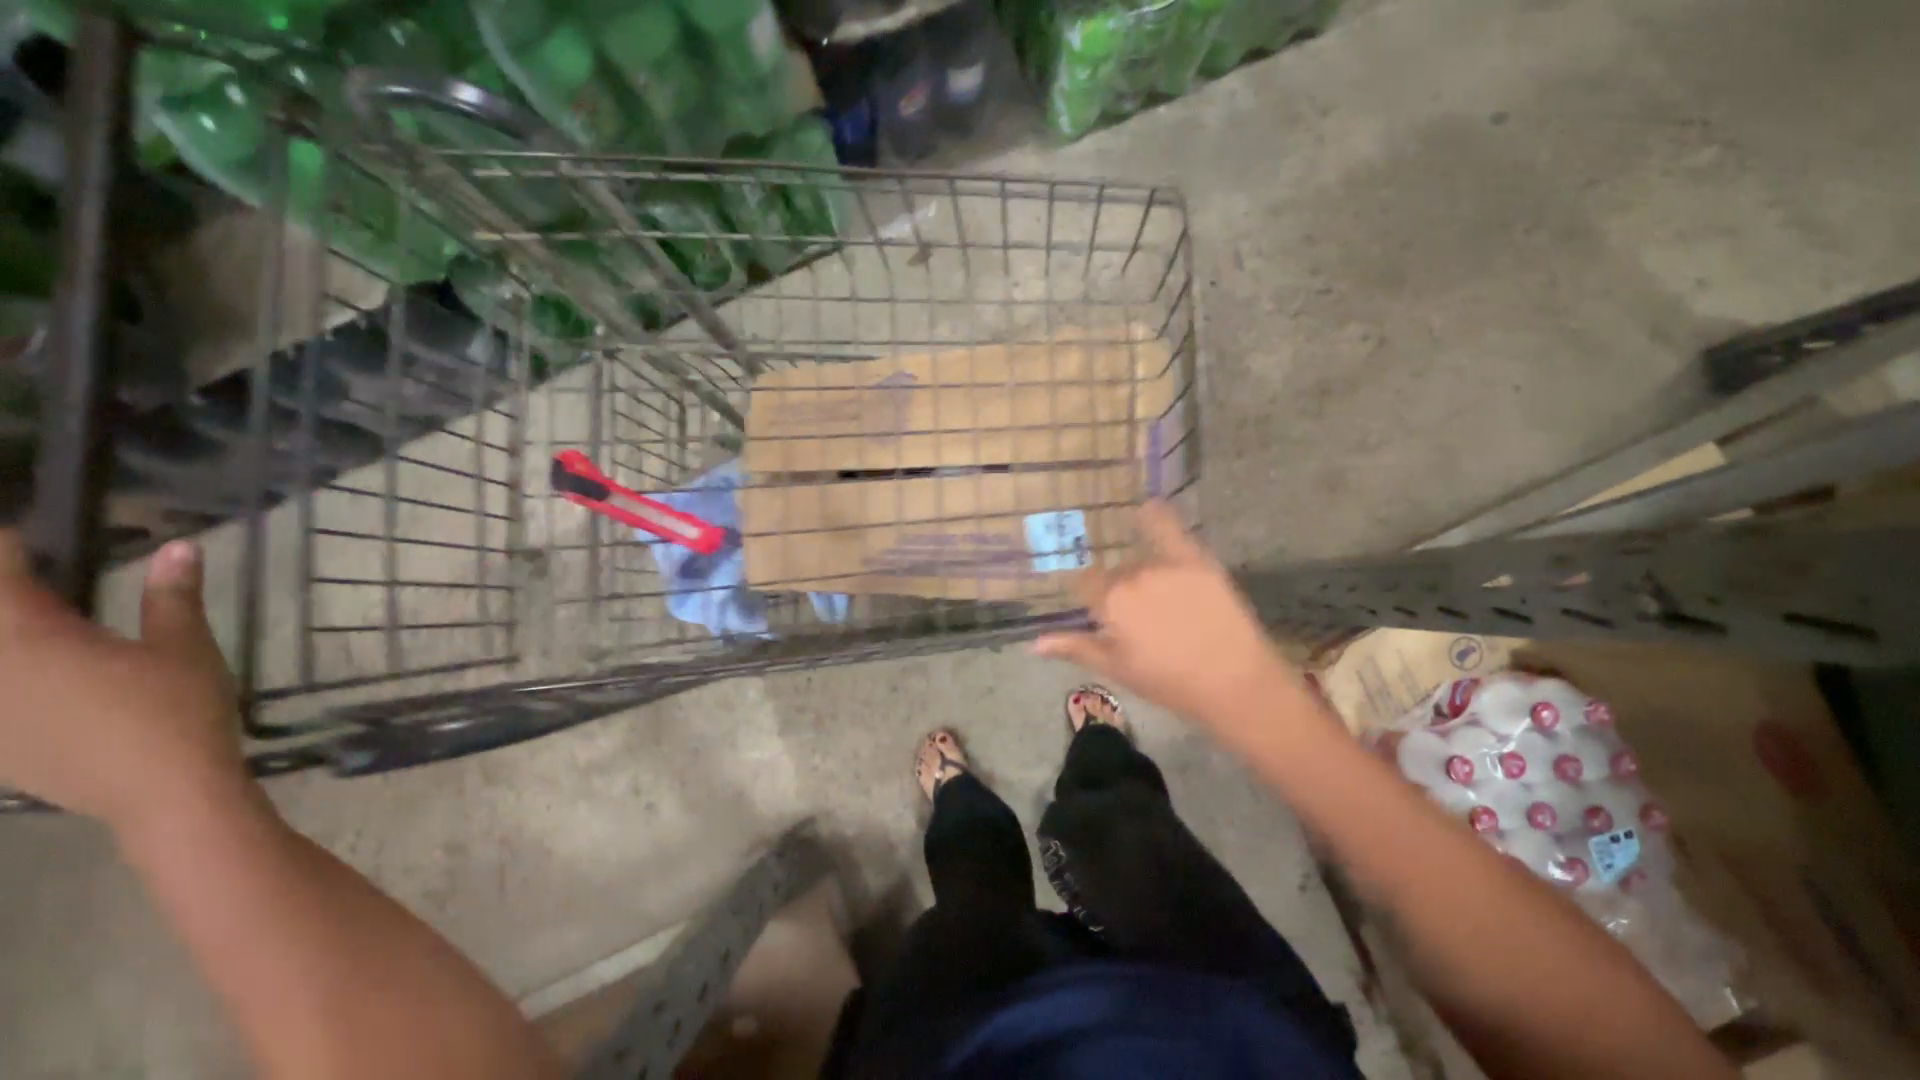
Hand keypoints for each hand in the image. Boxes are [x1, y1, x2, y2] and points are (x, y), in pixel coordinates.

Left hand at [0, 532, 250, 829]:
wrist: (166, 797)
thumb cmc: (178, 713)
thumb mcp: (186, 649)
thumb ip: (172, 597)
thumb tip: (179, 548)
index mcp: (30, 638)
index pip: (0, 575)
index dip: (9, 547)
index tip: (27, 534)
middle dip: (10, 600)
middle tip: (32, 579)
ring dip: (10, 641)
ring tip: (42, 630)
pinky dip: (15, 680)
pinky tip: (46, 685)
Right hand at [1033, 502, 1313, 734]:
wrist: (1234, 682)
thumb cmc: (1169, 682)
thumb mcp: (1117, 669)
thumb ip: (1075, 647)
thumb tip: (1034, 643)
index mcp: (1110, 602)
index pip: (1086, 585)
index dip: (1093, 600)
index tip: (1103, 615)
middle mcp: (1133, 575)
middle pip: (1117, 574)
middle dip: (1120, 592)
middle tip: (1141, 621)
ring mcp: (1166, 564)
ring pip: (1142, 560)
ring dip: (1143, 574)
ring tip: (1162, 601)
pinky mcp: (1197, 561)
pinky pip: (1169, 528)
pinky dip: (1156, 516)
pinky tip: (1148, 507)